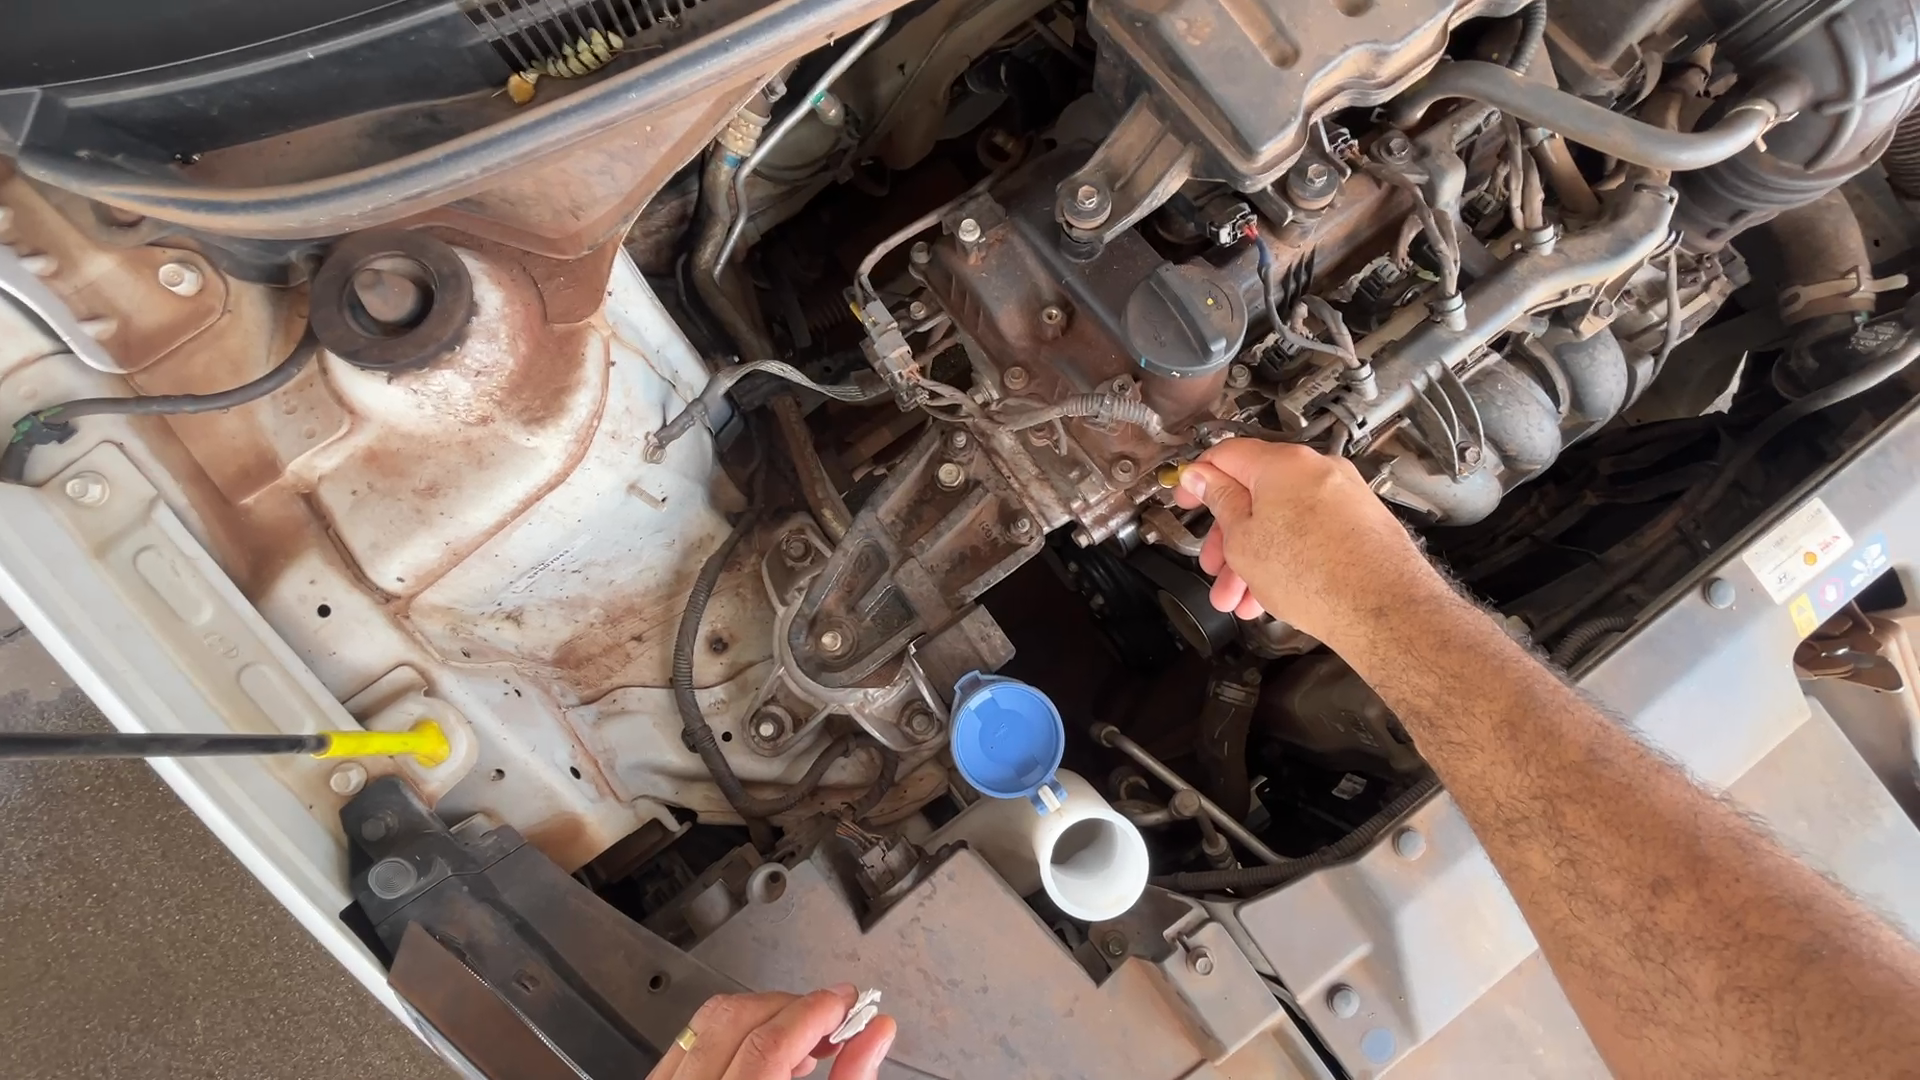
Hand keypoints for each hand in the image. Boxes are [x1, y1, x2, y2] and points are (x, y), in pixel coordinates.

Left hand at [647, 986, 895, 1079]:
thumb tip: (876, 1031)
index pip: (769, 1046)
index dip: (817, 1012)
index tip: (849, 1003)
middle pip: (735, 1018)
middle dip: (793, 1006)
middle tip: (832, 1017)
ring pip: (708, 1020)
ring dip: (762, 1014)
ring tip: (801, 1040)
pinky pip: (689, 1040)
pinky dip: (730, 1035)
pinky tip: (760, 1055)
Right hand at [1173, 439, 1446, 646]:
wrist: (1382, 610)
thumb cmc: (1314, 575)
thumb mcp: (1242, 539)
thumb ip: (1219, 501)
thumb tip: (1203, 477)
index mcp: (1283, 464)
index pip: (1226, 454)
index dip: (1198, 478)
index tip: (1187, 497)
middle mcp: (1317, 471)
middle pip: (1254, 495)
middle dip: (1227, 537)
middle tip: (1213, 563)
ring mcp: (1343, 496)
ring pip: (1280, 521)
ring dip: (1252, 558)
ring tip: (1237, 597)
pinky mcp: (1359, 524)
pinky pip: (1307, 534)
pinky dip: (1284, 557)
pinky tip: (1268, 594)